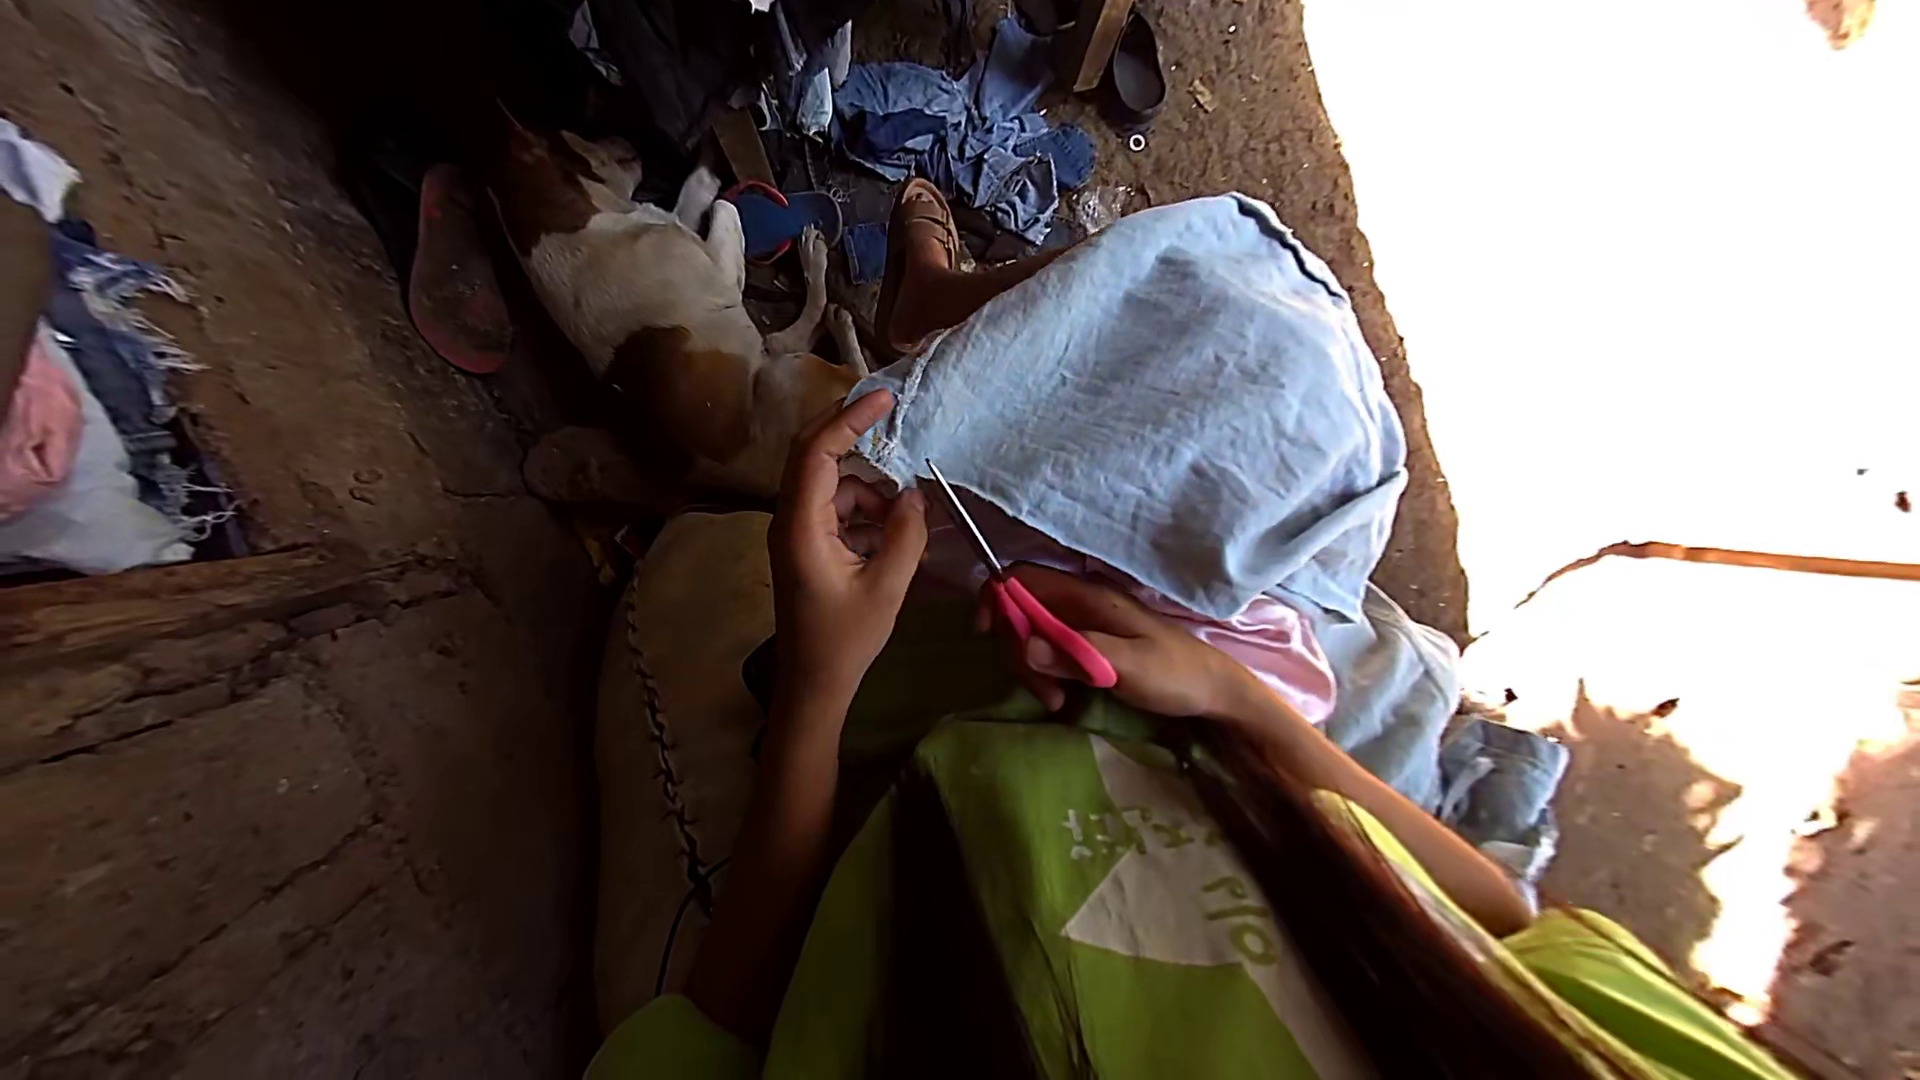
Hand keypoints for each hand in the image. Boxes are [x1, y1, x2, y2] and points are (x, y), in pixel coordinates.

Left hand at [768, 391, 927, 709]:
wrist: (814, 682)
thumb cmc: (845, 639)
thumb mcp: (887, 586)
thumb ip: (906, 534)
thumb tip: (915, 494)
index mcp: (801, 526)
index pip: (817, 452)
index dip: (849, 418)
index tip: (885, 399)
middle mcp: (790, 519)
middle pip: (812, 455)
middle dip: (851, 432)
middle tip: (890, 416)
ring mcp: (795, 531)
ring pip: (831, 485)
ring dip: (868, 490)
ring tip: (903, 518)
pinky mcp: (806, 543)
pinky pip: (835, 509)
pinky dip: (864, 512)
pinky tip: (889, 536)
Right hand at [985, 564, 1263, 719]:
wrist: (1214, 691)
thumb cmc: (1175, 674)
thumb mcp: (1128, 666)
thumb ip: (1077, 653)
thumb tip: (1025, 644)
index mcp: (1088, 597)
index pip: (1024, 578)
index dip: (997, 597)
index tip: (988, 633)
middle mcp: (1080, 604)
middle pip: (1021, 610)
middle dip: (1018, 648)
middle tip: (1041, 690)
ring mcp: (1083, 623)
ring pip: (1032, 633)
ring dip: (1031, 667)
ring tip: (1056, 701)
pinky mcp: (1087, 643)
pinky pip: (1049, 649)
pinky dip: (1045, 672)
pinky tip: (1062, 696)